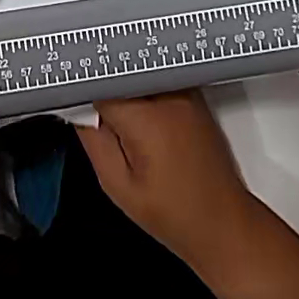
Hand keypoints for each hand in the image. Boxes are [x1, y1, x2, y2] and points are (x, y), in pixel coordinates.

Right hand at [76, 89, 260, 266]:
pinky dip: (141, 95)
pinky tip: (147, 127)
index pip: (98, 81)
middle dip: (103, 94)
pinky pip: (154, 81)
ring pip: (135, 75)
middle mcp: (167, 95)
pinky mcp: (192, 94)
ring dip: (123, 92)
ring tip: (130, 131)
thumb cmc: (176, 214)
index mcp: (145, 116)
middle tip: (103, 127)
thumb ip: (91, 138)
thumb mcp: (117, 185)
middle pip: (117, 74)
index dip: (82, 93)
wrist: (224, 224)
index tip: (74, 104)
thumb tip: (76, 108)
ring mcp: (183, 91)